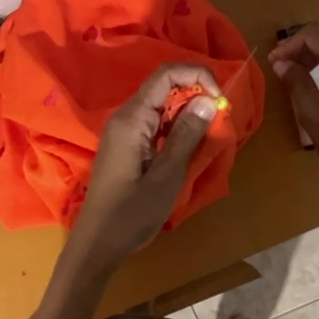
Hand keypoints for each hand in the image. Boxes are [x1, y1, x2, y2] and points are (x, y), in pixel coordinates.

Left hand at [67, 63, 219, 273]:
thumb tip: (208, 100)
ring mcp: (123, 132)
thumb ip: (186, 136)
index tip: (220, 100)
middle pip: (163, 87)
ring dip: (187, 112)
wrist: (97, 243)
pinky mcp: (125, 146)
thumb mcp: (166, 176)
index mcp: (132, 119)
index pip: (165, 74)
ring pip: (160, 106)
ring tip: (210, 133)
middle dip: (196, 94)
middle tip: (220, 119)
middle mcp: (125, 117)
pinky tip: (190, 145)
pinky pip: (154, 124)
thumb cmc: (131, 214)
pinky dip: (175, 127)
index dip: (197, 76)